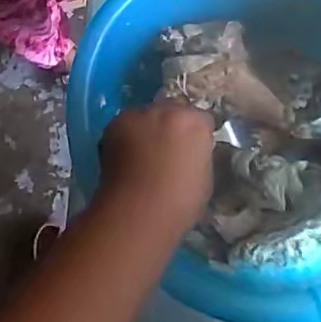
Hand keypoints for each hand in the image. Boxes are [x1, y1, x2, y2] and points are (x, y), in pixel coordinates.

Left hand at [98, 101, 214, 227]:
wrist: (137, 212)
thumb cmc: (179, 203)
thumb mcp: (204, 178)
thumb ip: (199, 154)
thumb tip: (189, 152)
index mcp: (195, 123)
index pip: (202, 119)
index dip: (197, 134)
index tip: (193, 149)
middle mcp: (168, 110)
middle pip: (173, 109)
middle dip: (172, 124)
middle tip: (167, 148)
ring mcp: (139, 113)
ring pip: (148, 115)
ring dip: (148, 128)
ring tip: (142, 154)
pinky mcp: (116, 122)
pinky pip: (127, 124)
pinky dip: (127, 135)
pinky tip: (126, 156)